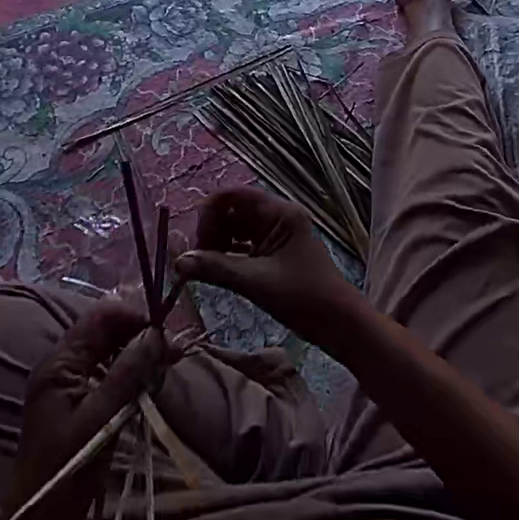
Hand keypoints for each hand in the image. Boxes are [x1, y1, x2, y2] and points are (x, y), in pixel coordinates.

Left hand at [6, 298, 171, 519]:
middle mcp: (64, 365)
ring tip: (167, 366)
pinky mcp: (81, 402)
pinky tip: (151, 382)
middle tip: (174, 352)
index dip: (133, 316)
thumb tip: (155, 333)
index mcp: (59, 363)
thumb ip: (127, 372)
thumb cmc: (66, 469)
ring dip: (140, 354)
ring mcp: (71, 384)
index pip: (100, 317)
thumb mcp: (100, 419)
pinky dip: (133, 373)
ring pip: (112, 352)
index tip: (165, 331)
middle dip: (141, 334)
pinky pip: (111, 373)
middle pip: (107, 332)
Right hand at [175, 188, 361, 340]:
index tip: (197, 238)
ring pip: (236, 229)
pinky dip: (227, 256)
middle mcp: (277, 218)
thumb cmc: (304, 297)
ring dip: (217, 244)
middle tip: (197, 258)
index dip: (211, 209)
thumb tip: (178, 261)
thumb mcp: (256, 282)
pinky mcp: (274, 255)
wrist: (340, 324)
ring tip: (203, 267)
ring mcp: (276, 237)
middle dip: (211, 229)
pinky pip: (243, 246)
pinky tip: (214, 271)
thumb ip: (216, 268)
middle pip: (233, 211)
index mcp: (280, 213)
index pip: (236, 195)